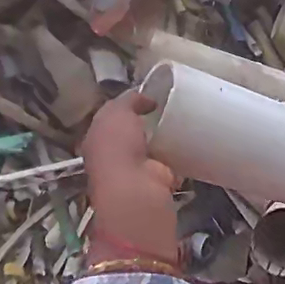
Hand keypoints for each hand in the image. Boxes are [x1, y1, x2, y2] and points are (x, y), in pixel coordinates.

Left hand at [79, 89, 179, 266]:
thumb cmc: (118, 144)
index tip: (147, 98)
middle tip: (166, 108)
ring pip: (150, 149)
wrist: (135, 185)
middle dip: (145, 125)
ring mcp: (135, 171)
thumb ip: (128, 100)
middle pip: (130, 135)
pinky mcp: (157, 181)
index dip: (126, 108)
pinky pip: (168, 163)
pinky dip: (177, 156)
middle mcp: (112, 157)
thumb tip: (145, 99)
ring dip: (162, 141)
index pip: (110, 119)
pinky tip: (187, 143)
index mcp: (96, 138)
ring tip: (180, 123)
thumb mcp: (117, 111)